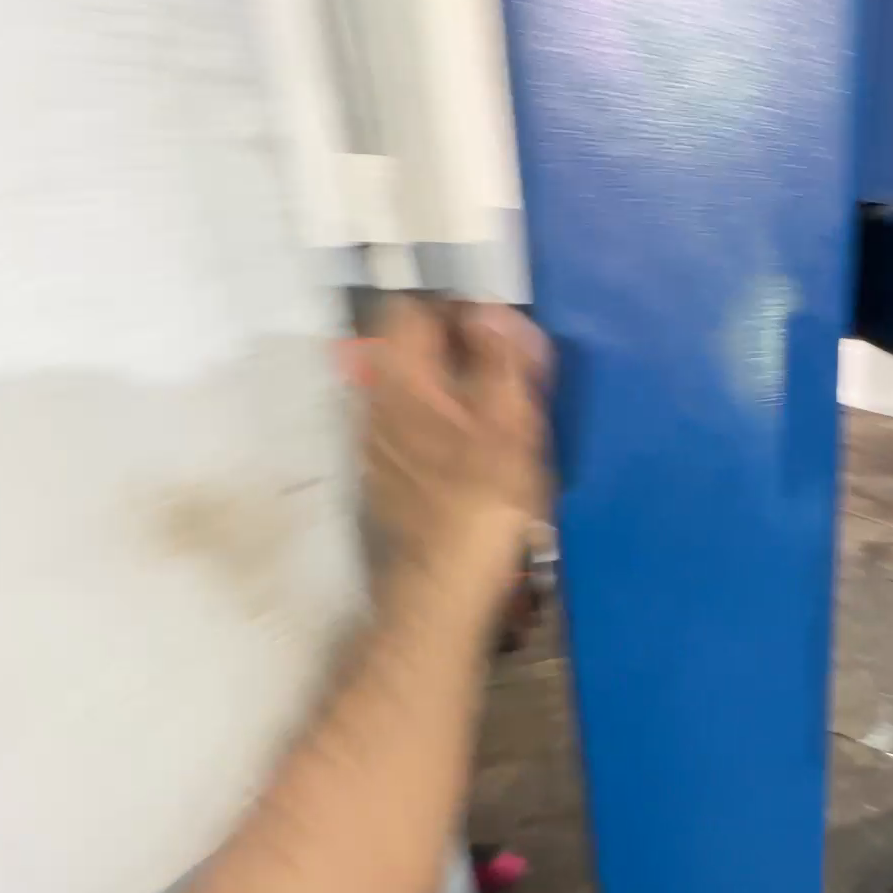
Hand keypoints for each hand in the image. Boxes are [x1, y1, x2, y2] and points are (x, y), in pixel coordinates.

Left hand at [358, 296, 548, 572]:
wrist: (445, 584)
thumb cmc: (485, 503)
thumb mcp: (510, 425)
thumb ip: (502, 362)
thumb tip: (493, 310)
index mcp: (402, 379)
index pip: (414, 309)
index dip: (462, 311)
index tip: (508, 336)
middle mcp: (376, 400)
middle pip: (415, 348)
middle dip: (465, 350)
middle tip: (517, 379)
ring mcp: (376, 439)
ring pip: (419, 387)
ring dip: (459, 387)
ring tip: (506, 417)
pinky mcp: (387, 471)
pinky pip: (418, 423)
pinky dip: (450, 422)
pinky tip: (480, 454)